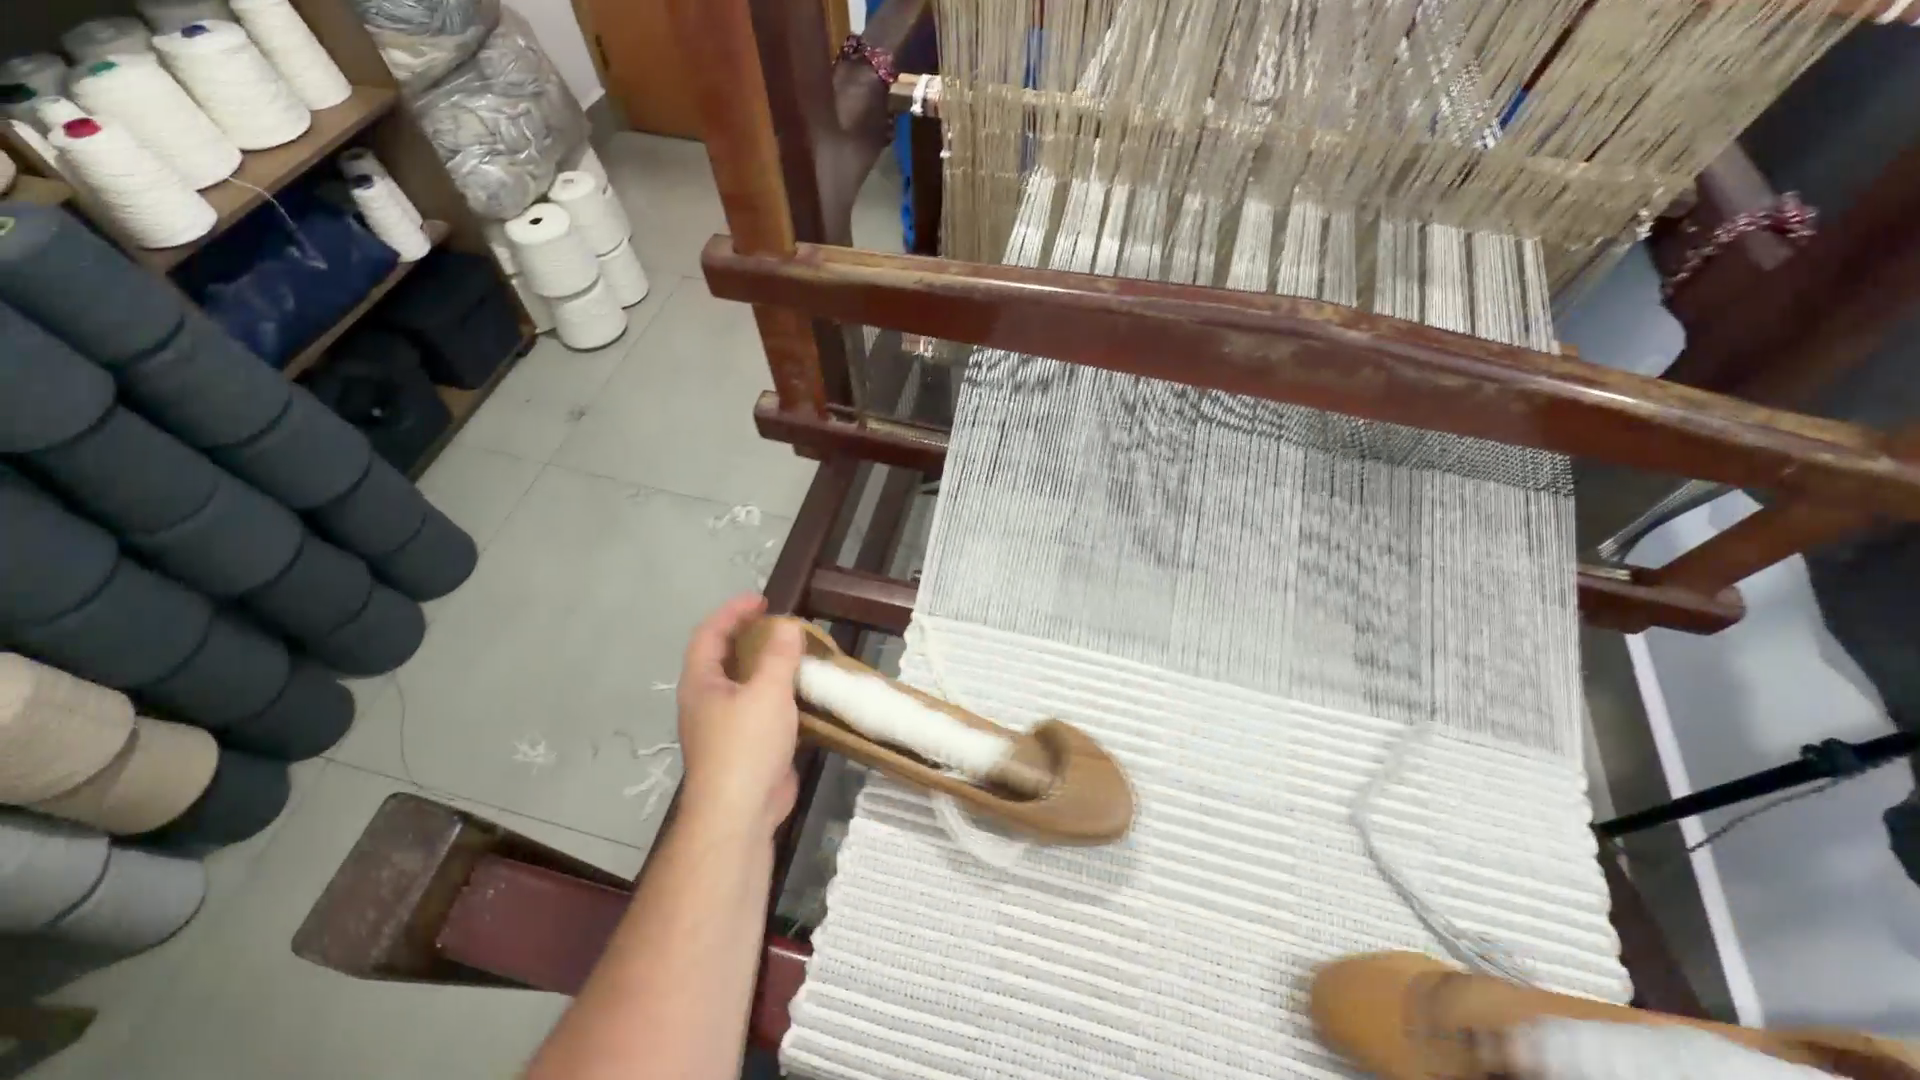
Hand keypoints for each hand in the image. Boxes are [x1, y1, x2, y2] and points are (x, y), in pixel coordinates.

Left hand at [675, 594, 803, 836]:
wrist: (740, 812)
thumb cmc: (746, 745)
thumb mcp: (767, 692)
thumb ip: (779, 656)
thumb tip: (787, 625)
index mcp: (701, 682)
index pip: (710, 634)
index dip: (733, 612)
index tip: (762, 599)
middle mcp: (707, 701)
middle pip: (724, 659)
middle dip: (751, 638)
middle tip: (782, 626)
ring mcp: (724, 728)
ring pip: (744, 687)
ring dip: (768, 669)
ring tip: (798, 656)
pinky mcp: (745, 749)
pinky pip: (761, 712)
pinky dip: (780, 698)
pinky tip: (804, 697)